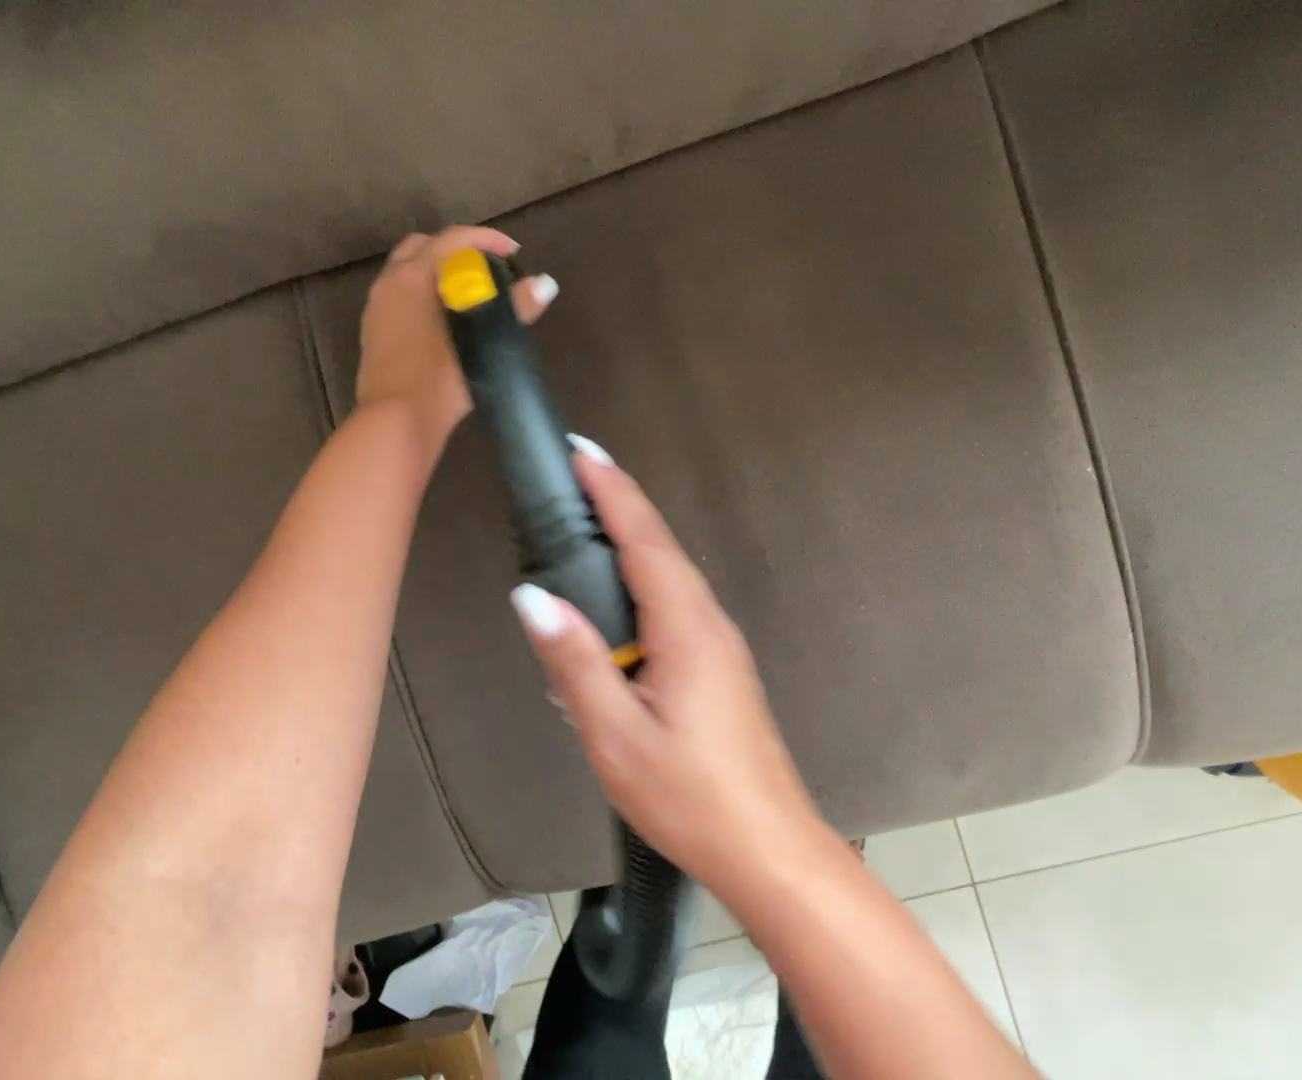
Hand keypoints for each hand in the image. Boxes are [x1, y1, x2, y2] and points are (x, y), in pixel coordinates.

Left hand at [356, 226, 557, 435]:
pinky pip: (400, 297)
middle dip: (455, 250)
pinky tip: (445, 321)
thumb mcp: (483, 342)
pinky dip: (424, 295)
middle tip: (485, 269)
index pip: (452, 239)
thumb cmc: (439, 379)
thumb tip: (545, 284)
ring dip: (438, 274)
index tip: (513, 253)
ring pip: (408, 272)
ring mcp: (377, 308)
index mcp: (413, 276)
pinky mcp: (374, 332)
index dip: (486, 239)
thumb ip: (514, 308)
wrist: (396, 422)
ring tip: (469, 295)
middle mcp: (389, 283)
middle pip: (423, 247)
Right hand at [508, 442, 829, 893]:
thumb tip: (533, 598)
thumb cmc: (688, 795)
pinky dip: (645, 582)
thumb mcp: (615, 734)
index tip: (583, 451)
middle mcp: (710, 624)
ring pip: (672, 577)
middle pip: (662, 548)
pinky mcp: (721, 670)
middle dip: (621, 505)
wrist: (768, 846)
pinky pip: (678, 607)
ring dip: (633, 541)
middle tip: (577, 476)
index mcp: (686, 629)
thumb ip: (576, 662)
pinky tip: (619, 602)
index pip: (645, 540)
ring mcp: (722, 647)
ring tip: (589, 524)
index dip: (613, 491)